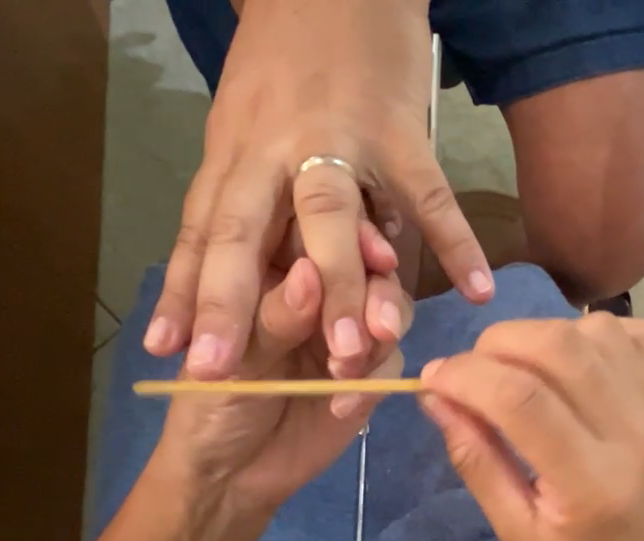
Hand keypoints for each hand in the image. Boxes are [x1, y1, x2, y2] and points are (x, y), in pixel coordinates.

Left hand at [142, 0, 490, 380]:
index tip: (166, 357)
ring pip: (332, 216)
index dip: (184, 295)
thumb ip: (251, 207)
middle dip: (230, 304)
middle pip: (243, 231)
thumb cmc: (286, 65)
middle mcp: (272, 149)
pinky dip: (455, 241)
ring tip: (351, 349)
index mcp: (233, 156)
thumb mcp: (246, 133)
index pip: (202, 234)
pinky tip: (477, 291)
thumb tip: (254, 291)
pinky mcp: (402, 130)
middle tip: (219, 373)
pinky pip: (430, 193)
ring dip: (343, 285)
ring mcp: (339, 138)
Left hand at [151, 223, 412, 519]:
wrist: (230, 478)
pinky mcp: (367, 375)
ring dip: (379, 333)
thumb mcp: (233, 359)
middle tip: (376, 325)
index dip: (346, 240)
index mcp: (271, 270)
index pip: (316, 236)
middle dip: (373, 294)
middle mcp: (316, 292)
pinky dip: (372, 382)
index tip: (368, 253)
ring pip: (389, 312)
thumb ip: (272, 318)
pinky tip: (343, 407)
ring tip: (349, 367)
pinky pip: (389, 365)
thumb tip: (311, 275)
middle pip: (367, 269)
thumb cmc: (209, 407)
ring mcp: (346, 333)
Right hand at [418, 315, 643, 540]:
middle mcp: (636, 438)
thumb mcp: (513, 530)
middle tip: (471, 371)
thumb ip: (475, 459)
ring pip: (595, 333)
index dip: (468, 375)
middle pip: (561, 348)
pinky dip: (590, 334)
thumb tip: (434, 394)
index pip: (523, 400)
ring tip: (518, 369)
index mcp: (592, 485)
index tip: (433, 378)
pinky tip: (569, 365)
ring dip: (542, 336)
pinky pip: (632, 336)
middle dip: (498, 343)